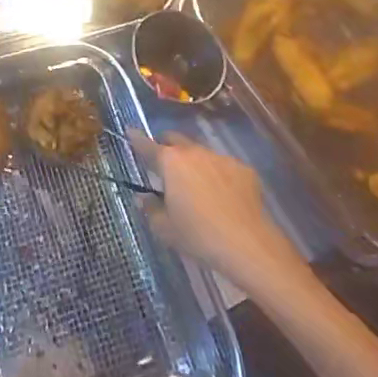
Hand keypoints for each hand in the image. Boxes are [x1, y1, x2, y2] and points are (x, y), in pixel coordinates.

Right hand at [129, 130, 302, 287]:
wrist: (248, 245)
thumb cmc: (198, 236)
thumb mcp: (165, 228)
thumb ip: (150, 208)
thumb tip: (143, 197)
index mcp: (171, 162)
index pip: (147, 146)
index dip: (136, 139)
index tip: (130, 131)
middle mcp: (195, 152)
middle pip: (175, 139)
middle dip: (166, 146)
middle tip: (163, 164)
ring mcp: (221, 158)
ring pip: (200, 152)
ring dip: (192, 161)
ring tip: (195, 184)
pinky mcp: (244, 170)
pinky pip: (223, 166)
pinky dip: (216, 174)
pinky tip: (221, 195)